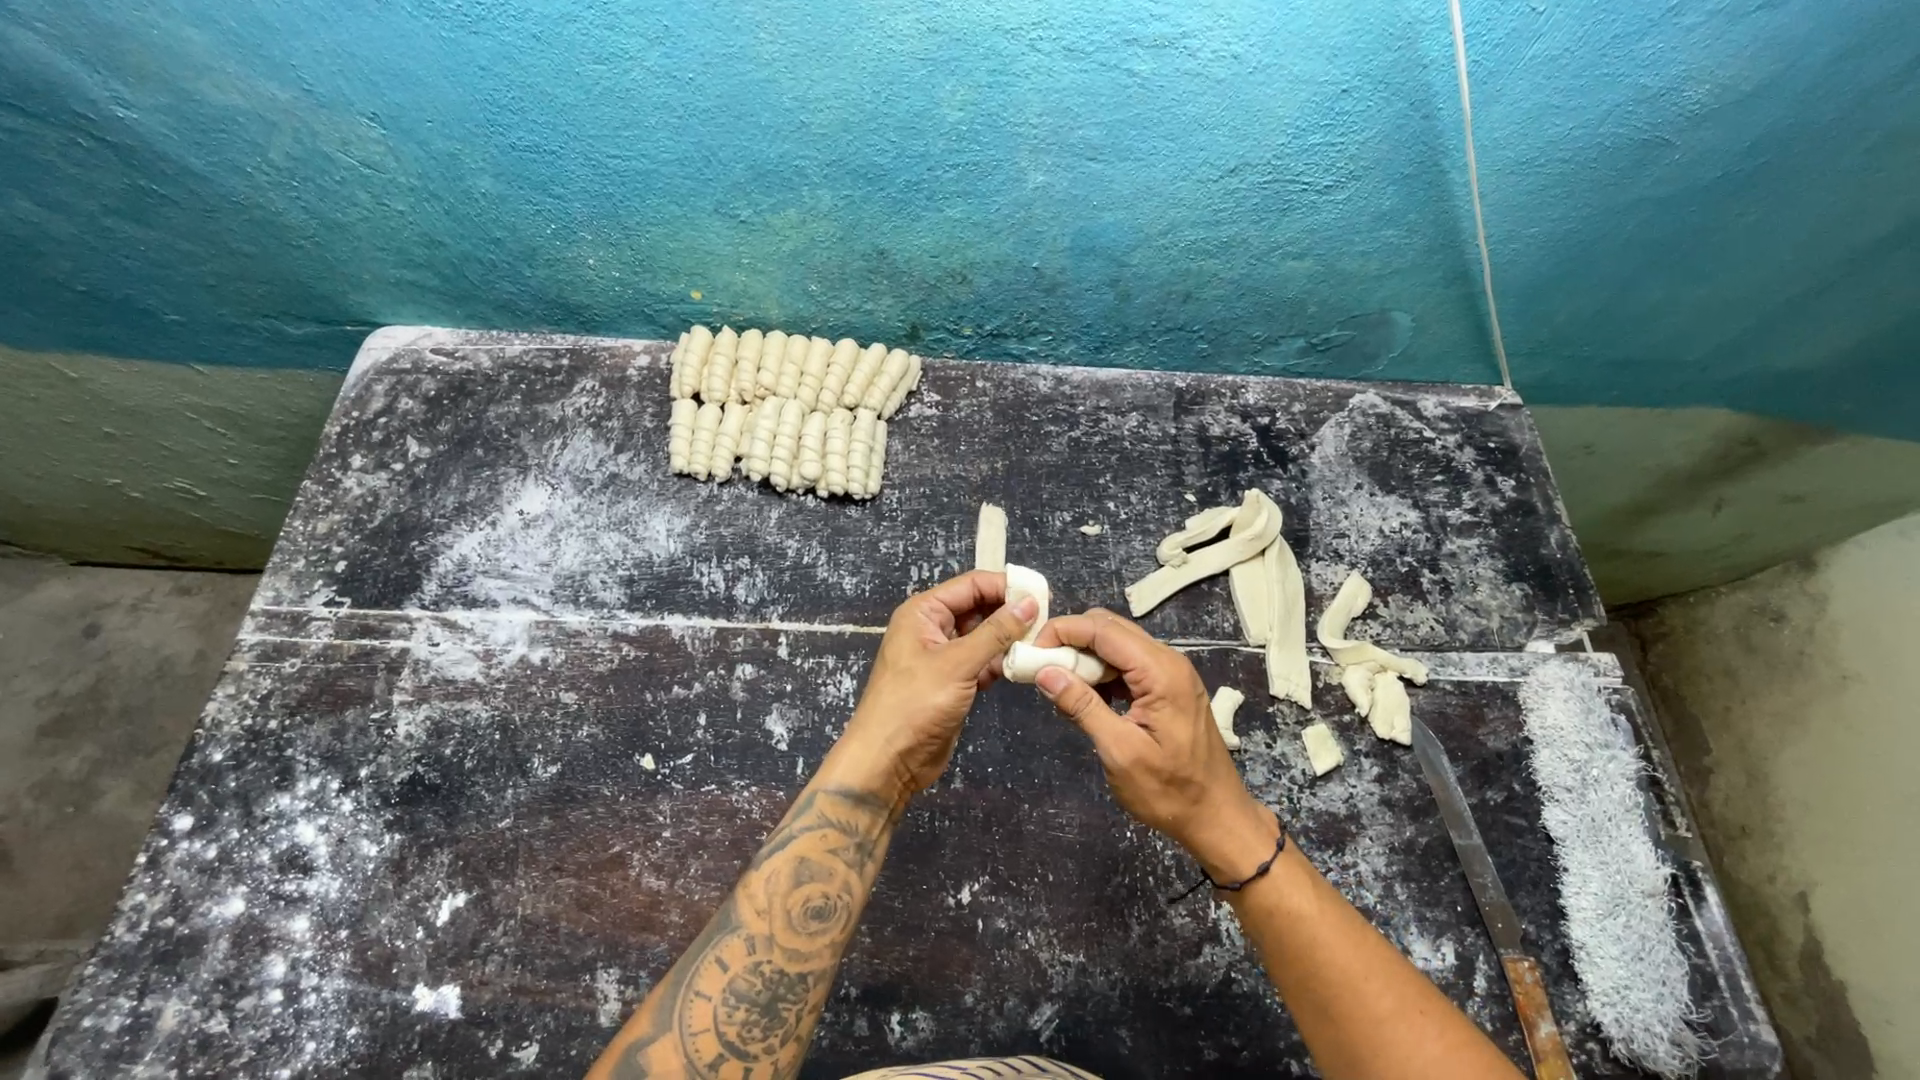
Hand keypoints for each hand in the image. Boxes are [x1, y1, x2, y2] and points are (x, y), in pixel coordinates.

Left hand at [835, 570, 1038, 799]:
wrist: (889, 760)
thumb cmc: (916, 703)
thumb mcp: (957, 663)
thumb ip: (996, 632)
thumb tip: (1031, 603)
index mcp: (924, 612)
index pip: (971, 585)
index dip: (1006, 586)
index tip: (1043, 596)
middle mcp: (932, 628)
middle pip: (979, 608)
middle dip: (1010, 613)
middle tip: (1048, 621)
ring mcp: (943, 656)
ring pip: (983, 636)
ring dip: (1009, 639)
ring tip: (1043, 642)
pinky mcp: (954, 682)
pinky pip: (983, 662)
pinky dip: (1002, 663)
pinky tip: (1026, 666)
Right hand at [1032, 610, 1278, 879]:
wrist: (1217, 817)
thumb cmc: (1170, 791)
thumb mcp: (1120, 752)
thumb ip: (1083, 707)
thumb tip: (1045, 673)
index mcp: (1161, 672)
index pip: (1103, 630)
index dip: (1063, 631)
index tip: (1031, 651)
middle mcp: (1168, 661)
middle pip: (1110, 629)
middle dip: (1070, 641)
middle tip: (1039, 668)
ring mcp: (1170, 673)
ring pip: (1117, 645)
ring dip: (1084, 658)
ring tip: (1056, 685)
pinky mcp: (1167, 688)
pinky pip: (1127, 665)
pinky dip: (1100, 673)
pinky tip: (1083, 698)